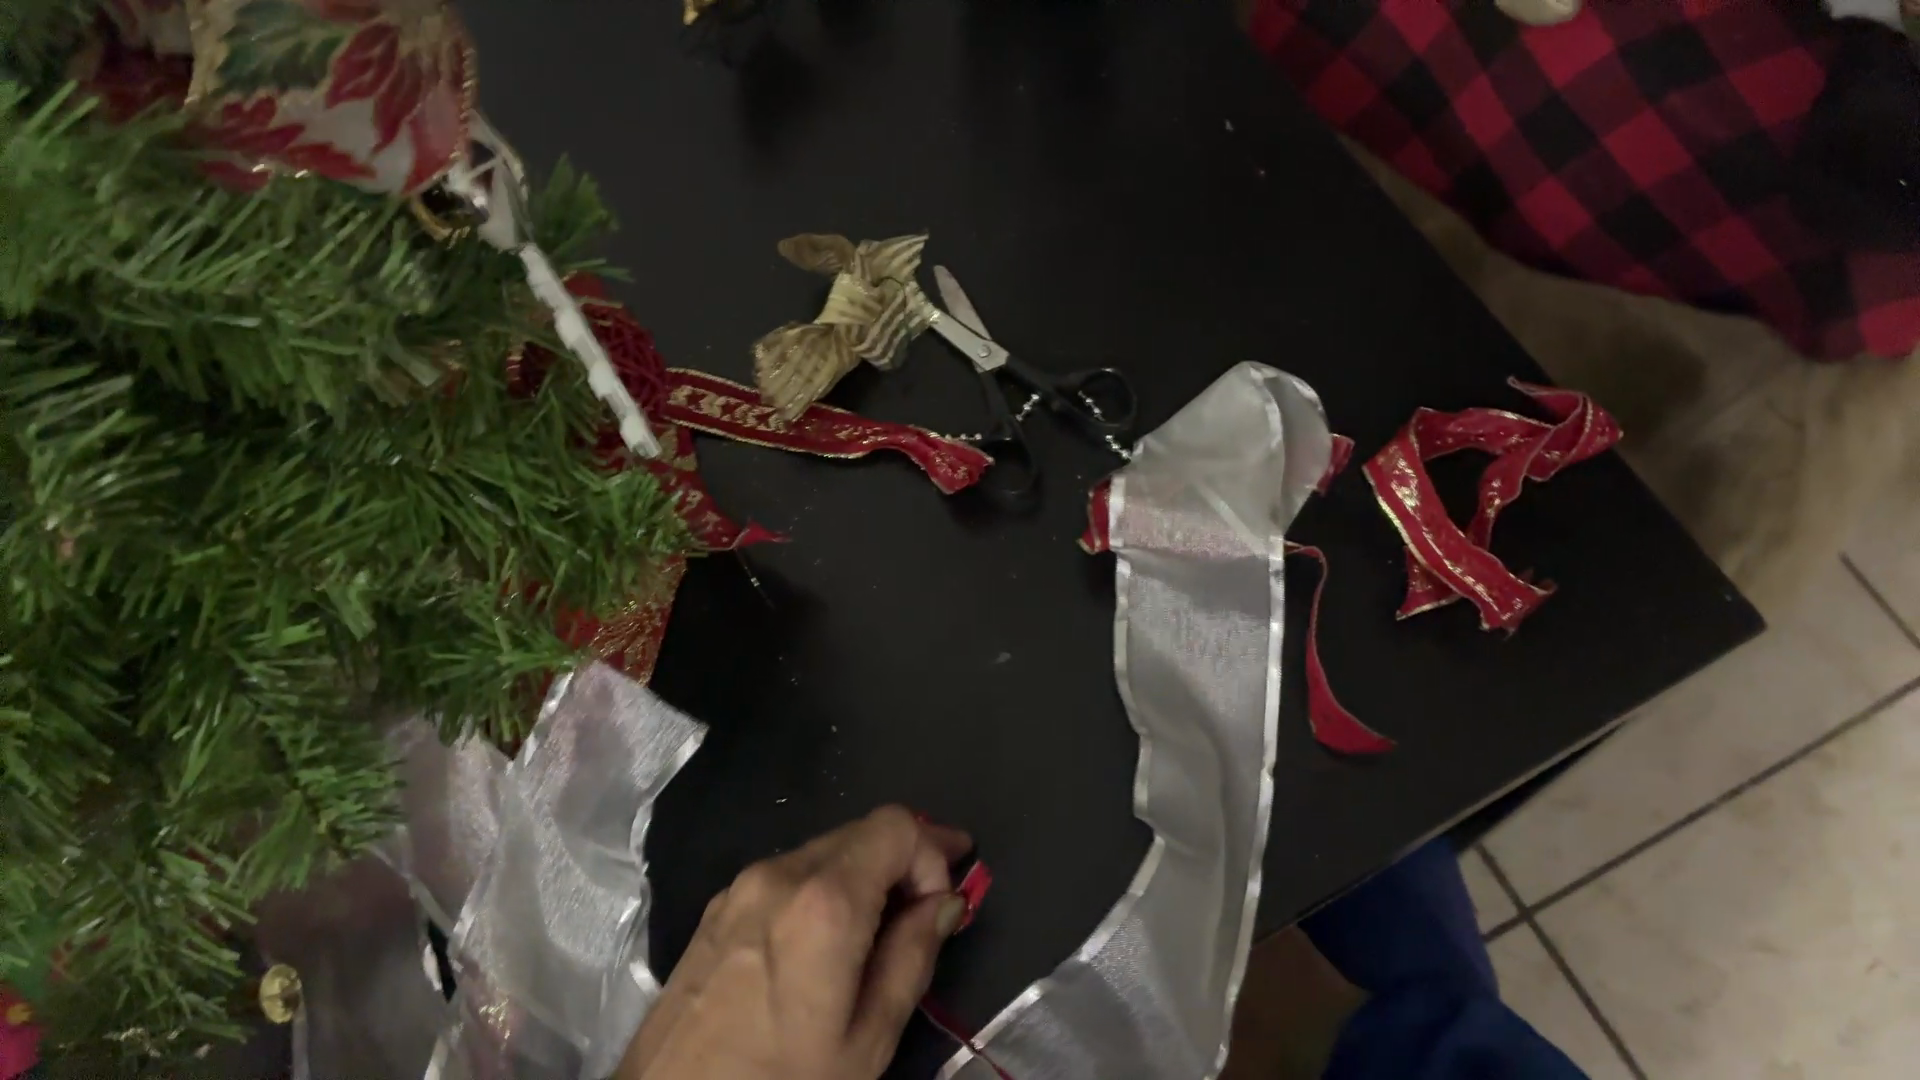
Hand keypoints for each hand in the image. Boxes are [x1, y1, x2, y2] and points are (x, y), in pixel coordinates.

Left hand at [617, 806, 973, 1079]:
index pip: (898, 826)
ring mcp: (741, 886)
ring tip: (884, 929)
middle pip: (863, 831)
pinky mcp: (717, 907)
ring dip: (866, 874)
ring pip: (826, 850)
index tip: (946, 903)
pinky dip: (824, 888)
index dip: (933, 854)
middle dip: (907, 860)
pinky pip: (789, 875)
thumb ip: (914, 955)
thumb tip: (945, 902)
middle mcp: (780, 872)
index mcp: (824, 899)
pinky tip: (829, 940)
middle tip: (935, 903)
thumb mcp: (867, 1039)